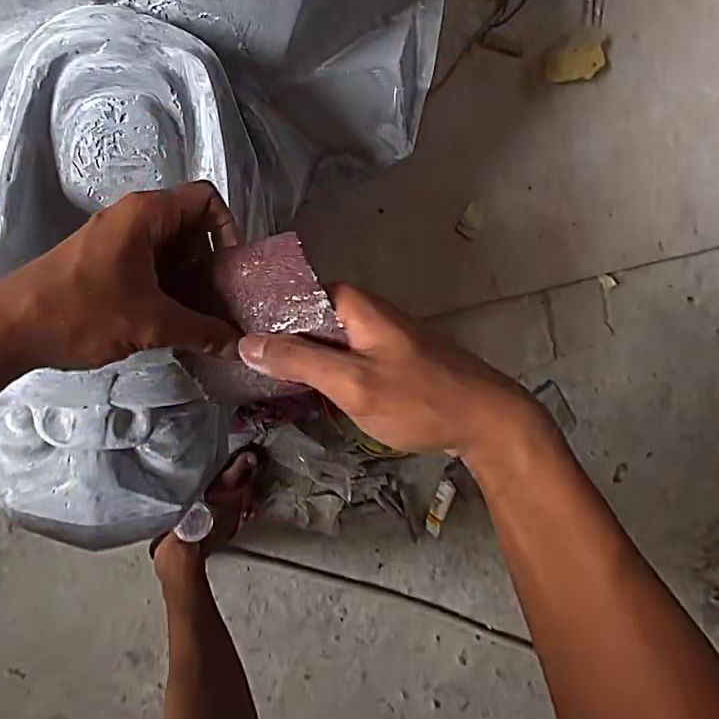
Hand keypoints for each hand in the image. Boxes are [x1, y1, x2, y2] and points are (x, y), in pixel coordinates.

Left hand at [0, 182, 242, 371]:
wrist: (10, 326)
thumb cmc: (81, 311)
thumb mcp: (149, 323)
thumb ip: (201, 331)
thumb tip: (239, 344)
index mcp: (146, 213)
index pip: (206, 200)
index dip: (229, 230)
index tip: (232, 273)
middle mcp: (132, 217)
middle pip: (190, 226)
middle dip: (210, 263)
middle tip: (222, 304)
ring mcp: (114, 239)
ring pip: (168, 249)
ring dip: (188, 280)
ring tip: (200, 320)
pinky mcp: (102, 260)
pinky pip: (147, 263)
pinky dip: (164, 286)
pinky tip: (169, 323)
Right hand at [237, 284, 543, 460]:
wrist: (491, 425)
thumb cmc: (420, 398)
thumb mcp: (351, 382)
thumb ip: (297, 360)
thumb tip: (244, 343)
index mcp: (349, 300)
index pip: (286, 294)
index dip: (256, 312)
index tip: (226, 332)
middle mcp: (357, 307)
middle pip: (298, 316)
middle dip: (270, 337)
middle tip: (237, 362)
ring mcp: (369, 331)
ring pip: (315, 337)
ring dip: (291, 355)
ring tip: (256, 375)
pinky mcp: (378, 353)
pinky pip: (333, 352)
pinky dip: (313, 366)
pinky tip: (295, 386)